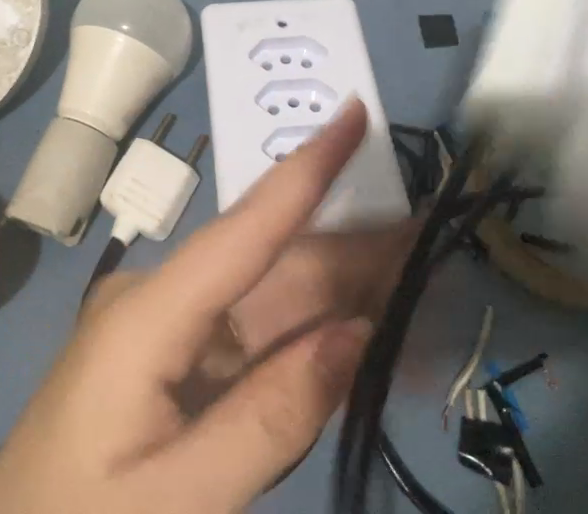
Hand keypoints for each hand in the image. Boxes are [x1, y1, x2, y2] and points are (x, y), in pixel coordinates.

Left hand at [0, 100, 412, 513]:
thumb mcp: (177, 497)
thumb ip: (269, 419)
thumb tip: (356, 333)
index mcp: (149, 315)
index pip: (245, 229)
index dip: (306, 170)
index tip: (356, 113)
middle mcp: (160, 300)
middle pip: (275, 264)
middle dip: (358, 249)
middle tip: (438, 238)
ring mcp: (168, 328)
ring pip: (274, 298)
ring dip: (347, 293)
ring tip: (422, 281)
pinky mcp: (175, 358)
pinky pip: (258, 339)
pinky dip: (316, 340)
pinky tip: (368, 338)